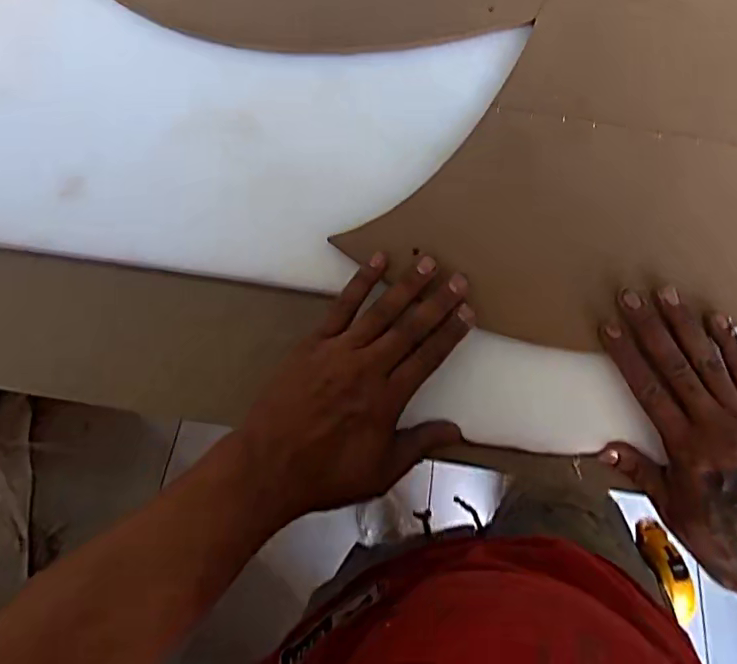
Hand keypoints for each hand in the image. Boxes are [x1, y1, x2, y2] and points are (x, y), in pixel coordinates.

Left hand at [229, 253, 473, 524]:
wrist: (268, 465)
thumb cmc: (327, 474)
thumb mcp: (380, 471)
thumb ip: (419, 445)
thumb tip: (456, 431)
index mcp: (388, 399)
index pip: (428, 357)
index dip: (450, 333)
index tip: (468, 312)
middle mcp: (369, 368)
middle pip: (410, 328)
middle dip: (437, 302)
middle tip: (459, 279)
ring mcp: (340, 350)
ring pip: (381, 311)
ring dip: (406, 285)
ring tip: (427, 262)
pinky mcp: (315, 341)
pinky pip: (342, 306)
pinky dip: (361, 282)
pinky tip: (377, 261)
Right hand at [596, 287, 736, 619]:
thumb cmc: (732, 544)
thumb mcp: (677, 514)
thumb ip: (643, 474)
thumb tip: (606, 450)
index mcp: (688, 449)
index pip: (649, 390)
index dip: (627, 355)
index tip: (611, 327)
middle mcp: (716, 427)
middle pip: (676, 366)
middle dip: (651, 328)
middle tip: (633, 296)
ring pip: (710, 362)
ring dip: (686, 325)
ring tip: (669, 294)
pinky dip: (731, 345)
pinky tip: (718, 320)